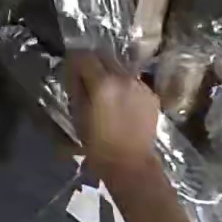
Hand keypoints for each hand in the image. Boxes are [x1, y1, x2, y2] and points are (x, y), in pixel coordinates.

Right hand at [69, 53, 159, 182]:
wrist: (132, 165)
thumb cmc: (98, 145)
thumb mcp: (78, 115)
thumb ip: (76, 87)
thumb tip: (74, 72)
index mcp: (103, 82)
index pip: (84, 56)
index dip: (74, 60)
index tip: (70, 70)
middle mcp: (124, 77)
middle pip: (104, 56)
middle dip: (93, 63)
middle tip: (86, 78)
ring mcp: (140, 84)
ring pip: (120, 67)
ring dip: (110, 73)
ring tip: (105, 92)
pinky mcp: (151, 94)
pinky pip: (133, 81)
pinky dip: (124, 86)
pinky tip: (121, 103)